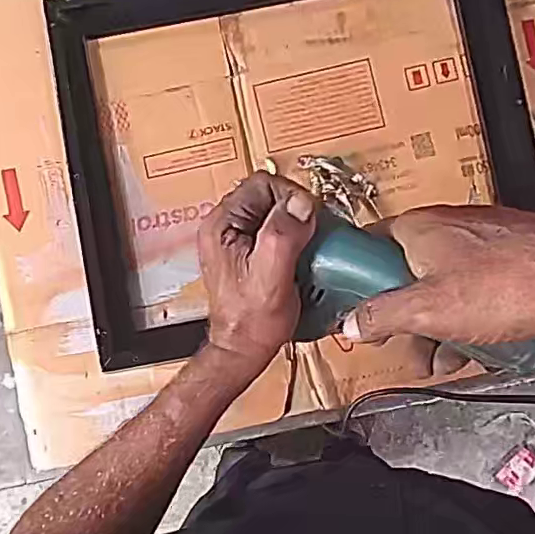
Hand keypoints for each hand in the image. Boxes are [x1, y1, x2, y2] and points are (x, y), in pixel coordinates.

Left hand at [197, 172, 317, 376]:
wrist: (243, 349)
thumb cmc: (252, 320)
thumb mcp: (272, 274)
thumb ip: (284, 234)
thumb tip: (302, 203)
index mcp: (222, 225)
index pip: (262, 184)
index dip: (292, 197)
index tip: (309, 220)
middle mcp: (224, 228)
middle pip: (268, 196)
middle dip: (295, 211)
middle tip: (312, 233)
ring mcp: (235, 242)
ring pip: (273, 214)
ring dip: (295, 226)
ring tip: (307, 246)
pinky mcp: (247, 256)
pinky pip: (273, 233)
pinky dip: (291, 240)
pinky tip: (299, 257)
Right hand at [341, 205, 534, 345]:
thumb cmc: (517, 283)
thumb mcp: (428, 311)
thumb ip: (381, 316)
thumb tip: (352, 321)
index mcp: (418, 228)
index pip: (364, 246)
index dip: (353, 281)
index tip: (349, 309)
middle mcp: (447, 230)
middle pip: (402, 275)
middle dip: (402, 319)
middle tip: (405, 346)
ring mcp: (478, 246)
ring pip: (438, 289)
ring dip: (435, 329)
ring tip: (445, 357)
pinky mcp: (504, 265)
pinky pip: (469, 295)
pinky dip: (465, 322)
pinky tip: (475, 346)